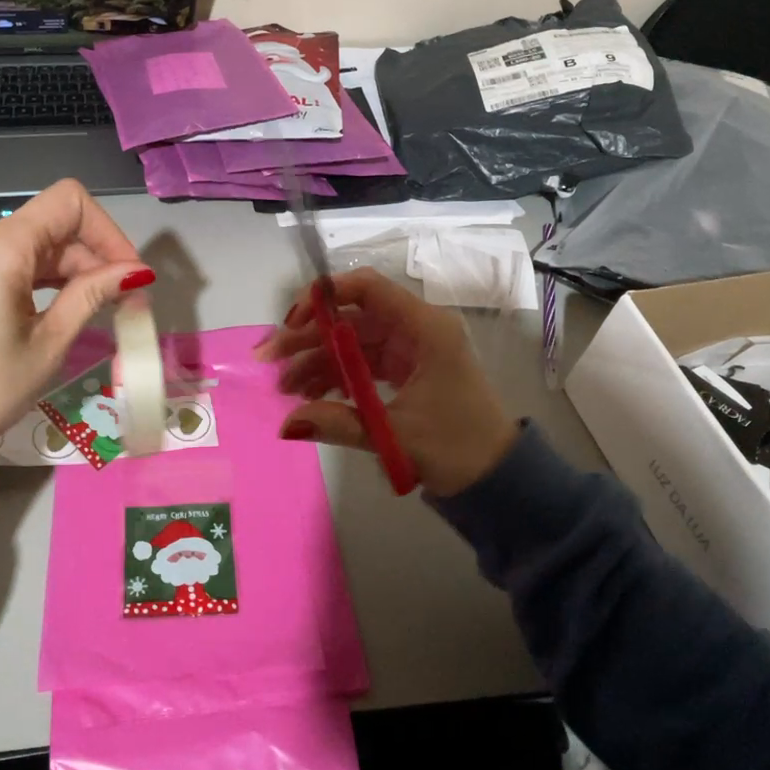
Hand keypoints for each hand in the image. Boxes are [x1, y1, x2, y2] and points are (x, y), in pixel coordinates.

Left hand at [0, 179, 152, 553]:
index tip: (131, 275)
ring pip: (26, 245)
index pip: (70, 202)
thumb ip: (91, 296)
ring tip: (91, 314)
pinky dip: (33, 280)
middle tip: (123, 304)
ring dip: (65, 271)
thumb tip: (135, 272)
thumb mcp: (46, 347)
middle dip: (92, 258)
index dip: (109, 232)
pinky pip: (0, 263)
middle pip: (49, 225)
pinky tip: (48, 315)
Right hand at [255, 268, 516, 495]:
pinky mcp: (409, 369)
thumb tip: (286, 425)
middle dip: (310, 337)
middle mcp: (419, 329)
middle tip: (271, 360)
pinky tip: (311, 395)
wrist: (498, 480)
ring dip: (319, 360)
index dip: (325, 297)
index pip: (368, 289)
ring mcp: (414, 349)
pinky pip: (366, 362)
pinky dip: (339, 375)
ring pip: (355, 342)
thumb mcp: (392, 434)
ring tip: (287, 389)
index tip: (291, 321)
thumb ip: (337, 423)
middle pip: (354, 318)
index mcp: (426, 328)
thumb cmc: (455, 448)